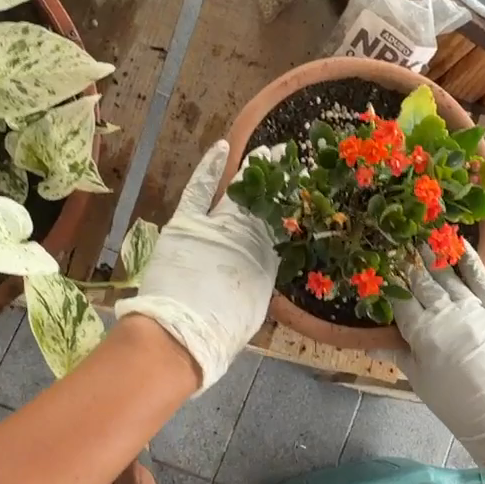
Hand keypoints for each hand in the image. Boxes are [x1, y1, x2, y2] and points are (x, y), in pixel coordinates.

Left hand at [114, 141, 277, 390]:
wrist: (182, 336)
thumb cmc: (218, 333)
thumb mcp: (252, 309)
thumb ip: (258, 282)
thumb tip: (260, 267)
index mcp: (266, 263)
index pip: (280, 230)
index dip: (290, 210)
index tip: (302, 194)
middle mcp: (248, 240)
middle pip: (266, 207)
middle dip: (280, 184)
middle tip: (293, 162)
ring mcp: (218, 228)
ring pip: (239, 194)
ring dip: (255, 171)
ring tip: (271, 152)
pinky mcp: (188, 223)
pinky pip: (200, 190)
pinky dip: (211, 168)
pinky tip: (223, 148)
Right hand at [392, 243, 484, 483]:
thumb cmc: (453, 403)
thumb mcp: (417, 379)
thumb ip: (395, 353)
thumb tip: (368, 342)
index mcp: (422, 333)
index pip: (400, 299)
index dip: (389, 282)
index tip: (382, 266)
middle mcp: (446, 314)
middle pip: (422, 282)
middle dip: (409, 264)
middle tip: (398, 245)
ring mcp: (474, 308)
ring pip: (448, 275)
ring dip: (434, 255)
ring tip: (422, 238)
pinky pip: (481, 276)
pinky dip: (469, 258)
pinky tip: (458, 242)